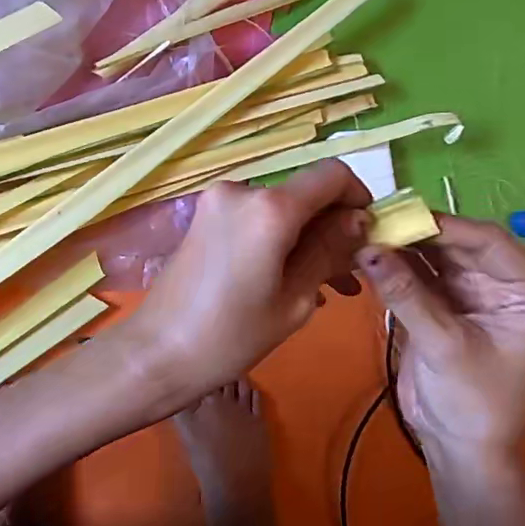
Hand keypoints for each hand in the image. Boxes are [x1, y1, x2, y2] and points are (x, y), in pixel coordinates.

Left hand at [117, 160, 373, 419]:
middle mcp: (242, 190)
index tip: (365, 233)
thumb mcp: (295, 299)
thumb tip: (358, 220)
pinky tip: (290, 279)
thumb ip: (329, 250)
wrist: (158, 351)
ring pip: (279, 209)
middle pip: (303, 193)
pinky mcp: (202, 218)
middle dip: (331, 226)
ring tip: (326, 286)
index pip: (332, 174)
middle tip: (349, 272)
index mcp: (270, 207)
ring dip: (305, 238)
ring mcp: (216, 202)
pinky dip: (276, 239)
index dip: (357, 198)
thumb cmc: (232, 335)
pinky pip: (253, 219)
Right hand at [354, 216, 524, 462]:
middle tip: (372, 221)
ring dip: (401, 246)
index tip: (398, 218)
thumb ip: (406, 294)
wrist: (460, 447)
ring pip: (435, 254)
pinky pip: (418, 273)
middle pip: (458, 243)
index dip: (444, 226)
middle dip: (416, 233)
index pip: (489, 242)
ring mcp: (473, 291)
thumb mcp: (443, 346)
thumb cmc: (474, 403)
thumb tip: (367, 249)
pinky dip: (394, 265)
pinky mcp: (444, 302)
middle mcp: (505, 283)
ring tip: (363, 234)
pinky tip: (367, 255)